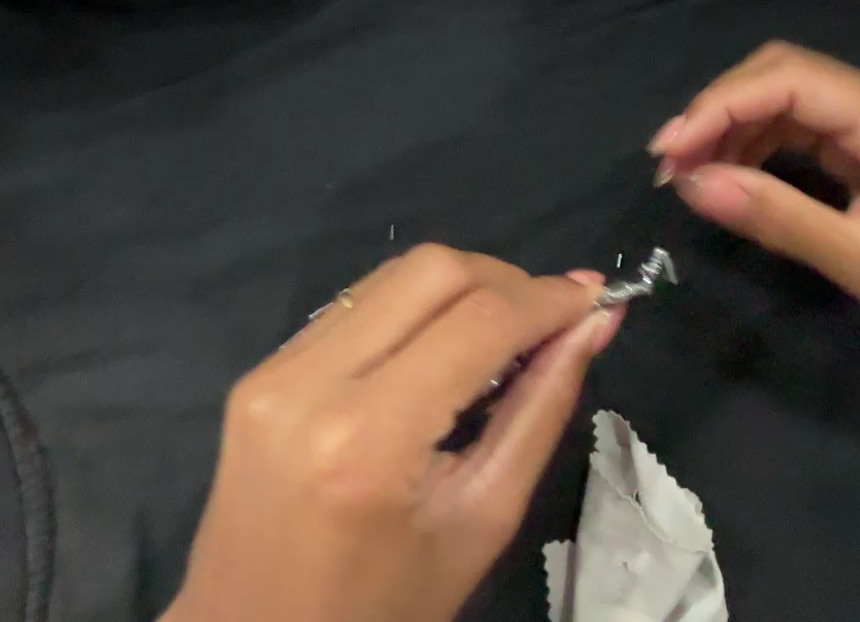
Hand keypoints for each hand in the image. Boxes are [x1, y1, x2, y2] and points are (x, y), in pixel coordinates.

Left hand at [161, 245, 620, 621]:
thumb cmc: (386, 605)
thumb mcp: (484, 517)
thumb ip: (542, 406)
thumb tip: (595, 323)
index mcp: (369, 438)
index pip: (480, 321)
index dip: (548, 300)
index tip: (595, 300)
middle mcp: (311, 381)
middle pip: (432, 270)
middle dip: (507, 280)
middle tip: (550, 320)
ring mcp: (276, 368)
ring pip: (395, 274)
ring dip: (464, 285)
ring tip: (504, 332)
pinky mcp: (263, 366)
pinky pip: (360, 302)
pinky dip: (418, 305)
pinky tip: (444, 345)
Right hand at [649, 41, 859, 368]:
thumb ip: (778, 217)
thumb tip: (693, 185)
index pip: (787, 80)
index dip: (719, 106)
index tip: (669, 151)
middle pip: (781, 72)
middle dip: (719, 109)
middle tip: (672, 162)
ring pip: (784, 95)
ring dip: (731, 125)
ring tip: (690, 172)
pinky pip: (798, 124)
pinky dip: (755, 143)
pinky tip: (731, 173)